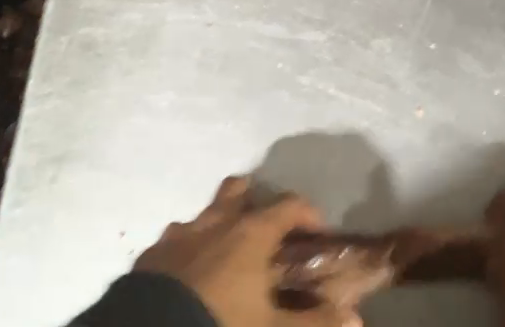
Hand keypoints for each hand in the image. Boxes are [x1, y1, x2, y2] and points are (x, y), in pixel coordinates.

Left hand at [137, 176, 347, 326]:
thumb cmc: (220, 325)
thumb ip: (314, 322)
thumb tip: (355, 320)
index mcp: (251, 233)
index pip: (290, 205)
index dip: (308, 215)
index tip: (319, 234)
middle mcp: (215, 223)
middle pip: (239, 191)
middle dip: (253, 200)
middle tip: (265, 230)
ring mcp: (178, 237)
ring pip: (202, 215)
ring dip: (216, 226)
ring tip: (225, 255)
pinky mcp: (148, 258)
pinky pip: (172, 243)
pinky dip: (185, 254)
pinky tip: (187, 278)